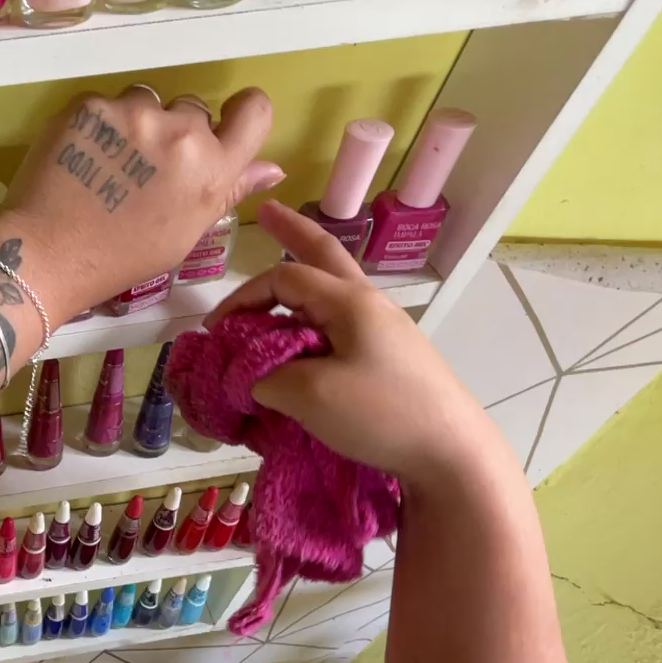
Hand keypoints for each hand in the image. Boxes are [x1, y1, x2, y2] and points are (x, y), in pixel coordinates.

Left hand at [0, 86, 282, 320]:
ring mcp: (132, 115)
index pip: (255, 110)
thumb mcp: (182, 237)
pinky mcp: (90, 106)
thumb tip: (270, 169)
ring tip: (108, 172)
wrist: (47, 257)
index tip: (221, 131)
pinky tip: (82, 165)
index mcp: (210, 170)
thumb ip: (225, 194)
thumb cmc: (118, 260)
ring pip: (147, 104)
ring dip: (135, 128)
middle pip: (192, 111)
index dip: (241, 117)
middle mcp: (179, 134)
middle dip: (175, 136)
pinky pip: (106, 107)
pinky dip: (98, 130)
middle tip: (144, 178)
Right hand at [206, 201, 513, 488]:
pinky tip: (295, 336)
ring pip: (329, 290)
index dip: (242, 298)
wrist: (448, 450)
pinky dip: (306, 319)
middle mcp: (367, 305)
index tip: (213, 331)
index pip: (284, 279)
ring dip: (296, 280)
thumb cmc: (381, 413)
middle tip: (266, 211)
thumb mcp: (308, 395)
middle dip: (291, 232)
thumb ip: (264, 375)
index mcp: (350, 303)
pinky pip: (334, 325)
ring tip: (270, 286)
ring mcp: (379, 330)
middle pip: (323, 256)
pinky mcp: (383, 357)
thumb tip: (244, 372)